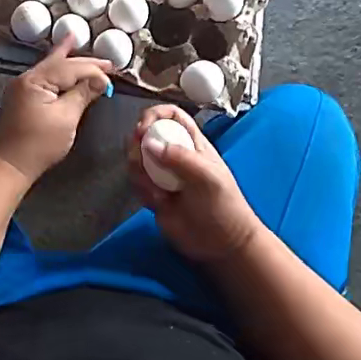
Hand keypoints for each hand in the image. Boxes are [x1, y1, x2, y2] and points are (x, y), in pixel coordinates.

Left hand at [0, 35, 112, 181]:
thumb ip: (83, 94)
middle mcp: (26, 78)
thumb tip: (101, 80)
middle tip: (108, 63)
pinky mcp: (23, 97)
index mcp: (35, 81)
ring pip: (51, 68)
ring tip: (76, 41)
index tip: (112, 79)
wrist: (10, 166)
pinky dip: (57, 70)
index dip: (93, 71)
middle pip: (59, 63)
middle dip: (84, 63)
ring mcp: (22, 87)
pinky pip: (45, 77)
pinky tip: (59, 58)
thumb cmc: (39, 144)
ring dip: (69, 60)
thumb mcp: (66, 118)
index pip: (70, 68)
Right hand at [127, 104, 267, 265]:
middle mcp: (175, 155)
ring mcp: (163, 175)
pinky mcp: (154, 195)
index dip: (154, 115)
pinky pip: (137, 184)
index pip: (171, 116)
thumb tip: (148, 143)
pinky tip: (157, 202)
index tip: (143, 128)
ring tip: (156, 190)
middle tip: (140, 160)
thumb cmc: (223, 204)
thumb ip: (179, 158)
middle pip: (147, 135)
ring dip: (138, 171)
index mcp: (192, 143)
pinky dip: (141, 190)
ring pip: (137, 160)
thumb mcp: (206, 176)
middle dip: (138, 144)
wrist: (223, 243)